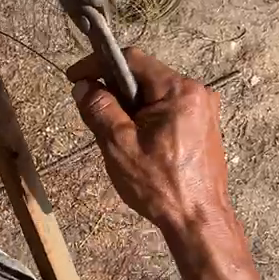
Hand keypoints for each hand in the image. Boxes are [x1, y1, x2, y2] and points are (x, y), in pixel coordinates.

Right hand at [70, 48, 231, 240]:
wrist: (198, 220)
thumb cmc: (160, 185)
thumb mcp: (119, 146)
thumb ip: (100, 110)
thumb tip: (83, 87)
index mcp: (179, 91)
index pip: (132, 59)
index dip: (98, 64)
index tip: (75, 78)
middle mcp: (197, 92)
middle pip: (145, 77)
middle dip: (113, 91)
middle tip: (91, 114)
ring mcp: (203, 109)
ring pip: (154, 95)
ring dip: (128, 107)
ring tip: (112, 136)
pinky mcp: (203, 126)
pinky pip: (167, 110)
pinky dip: (145, 118)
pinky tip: (134, 144)